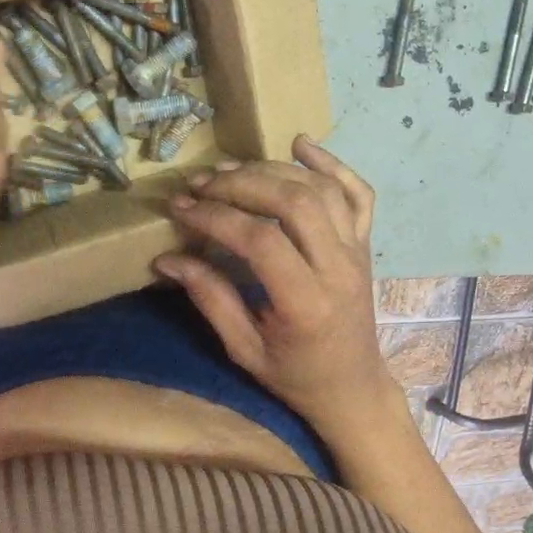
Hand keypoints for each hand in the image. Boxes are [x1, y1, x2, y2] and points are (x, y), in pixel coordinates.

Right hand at [154, 136, 394, 425]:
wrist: (352, 388)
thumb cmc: (294, 375)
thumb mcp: (243, 349)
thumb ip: (210, 299)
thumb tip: (166, 260)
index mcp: (306, 303)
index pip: (261, 240)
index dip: (216, 217)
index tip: (180, 209)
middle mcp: (339, 268)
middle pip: (294, 202)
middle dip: (240, 184)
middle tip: (200, 185)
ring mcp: (358, 252)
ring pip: (321, 190)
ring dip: (272, 169)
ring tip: (229, 169)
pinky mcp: (366, 244)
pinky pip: (358, 193)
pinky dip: (331, 163)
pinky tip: (299, 144)